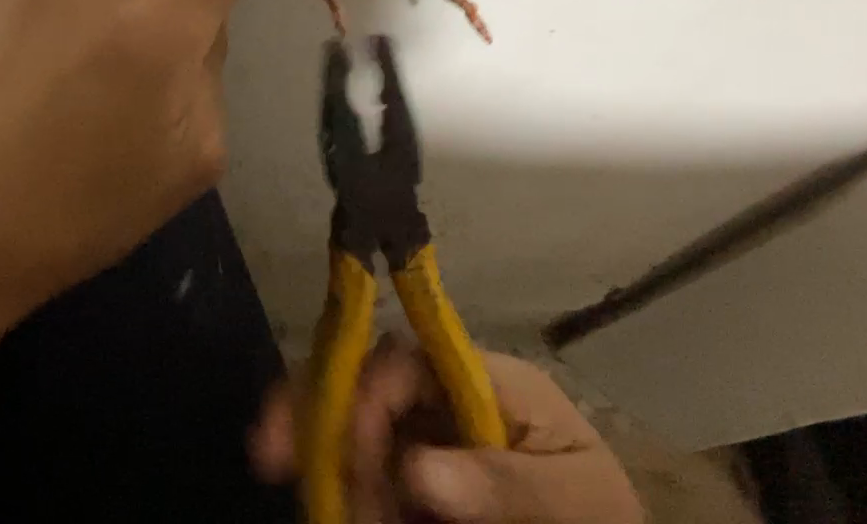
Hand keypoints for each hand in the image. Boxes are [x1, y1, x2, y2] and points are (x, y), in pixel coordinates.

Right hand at [252, 342, 643, 523]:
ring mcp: (420, 435)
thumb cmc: (597, 514)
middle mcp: (438, 396)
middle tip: (269, 455)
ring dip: (323, 461)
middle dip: (312, 411)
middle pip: (359, 381)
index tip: (351, 450)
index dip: (365, 390)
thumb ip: (505, 483)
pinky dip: (337, 484)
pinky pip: (357, 468)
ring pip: (346, 425)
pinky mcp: (408, 472)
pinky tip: (327, 505)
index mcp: (481, 380)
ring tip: (326, 508)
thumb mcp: (575, 501)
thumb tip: (415, 471)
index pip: (406, 358)